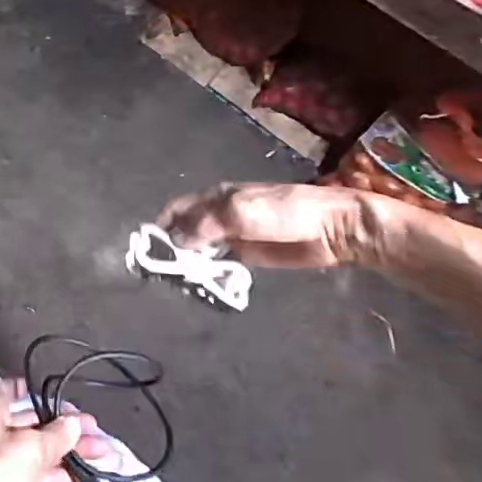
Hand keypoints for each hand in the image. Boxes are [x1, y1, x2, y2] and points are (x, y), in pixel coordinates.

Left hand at [0, 380, 108, 481]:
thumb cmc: (0, 473)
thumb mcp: (32, 446)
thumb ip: (57, 433)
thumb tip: (75, 422)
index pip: (6, 390)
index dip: (28, 387)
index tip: (55, 390)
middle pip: (31, 421)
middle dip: (62, 423)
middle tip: (93, 425)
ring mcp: (5, 463)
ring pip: (41, 449)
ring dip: (70, 448)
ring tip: (103, 448)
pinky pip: (43, 473)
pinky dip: (64, 472)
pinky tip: (89, 473)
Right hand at [157, 181, 390, 268]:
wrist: (333, 228)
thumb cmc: (286, 212)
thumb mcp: (241, 212)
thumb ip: (206, 226)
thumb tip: (176, 242)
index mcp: (214, 198)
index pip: (176, 210)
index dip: (160, 226)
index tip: (148, 249)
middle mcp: (217, 215)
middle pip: (183, 230)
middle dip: (170, 247)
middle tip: (162, 271)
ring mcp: (231, 236)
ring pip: (198, 248)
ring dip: (187, 261)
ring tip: (178, 281)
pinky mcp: (245, 255)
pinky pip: (217, 263)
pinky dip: (206, 271)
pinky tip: (201, 283)